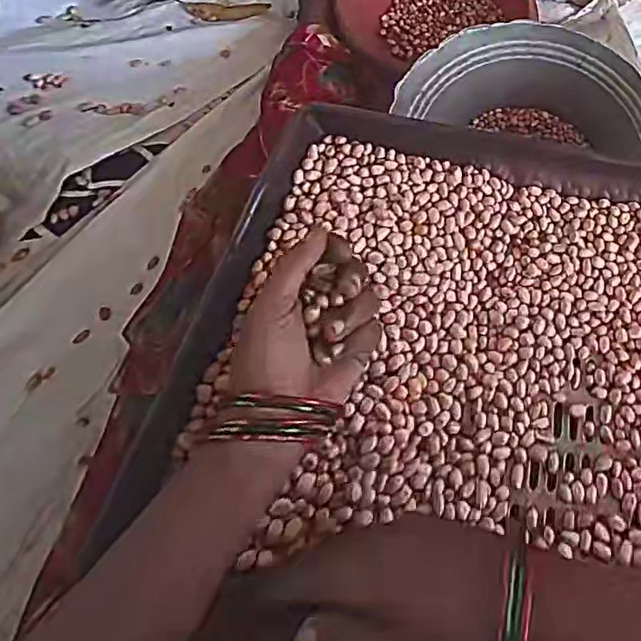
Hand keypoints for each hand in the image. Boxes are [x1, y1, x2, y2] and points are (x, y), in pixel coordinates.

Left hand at [229, 230, 381, 406]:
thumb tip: (321, 230)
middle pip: (355, 270)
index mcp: (299, 285)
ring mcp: (344, 324)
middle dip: (350, 280)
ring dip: (350, 314)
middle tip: (340, 294)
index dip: (337, 251)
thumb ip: (297, 262)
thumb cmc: (266, 356)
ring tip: (328, 336)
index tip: (338, 255)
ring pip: (369, 297)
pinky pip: (374, 328)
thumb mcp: (272, 302)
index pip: (329, 253)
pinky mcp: (360, 347)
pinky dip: (358, 338)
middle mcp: (324, 301)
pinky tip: (337, 354)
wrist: (280, 409)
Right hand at [253, 516, 504, 640]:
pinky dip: (355, 561)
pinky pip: (372, 541)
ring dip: (325, 569)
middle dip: (294, 580)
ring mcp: (398, 526)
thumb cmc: (451, 630)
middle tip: (273, 604)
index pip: (294, 575)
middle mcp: (373, 536)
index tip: (242, 608)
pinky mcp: (420, 526)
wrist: (514, 589)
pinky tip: (359, 583)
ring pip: (345, 546)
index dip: (264, 594)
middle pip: (317, 556)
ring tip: (311, 597)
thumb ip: (340, 638)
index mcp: (358, 567)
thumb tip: (297, 632)